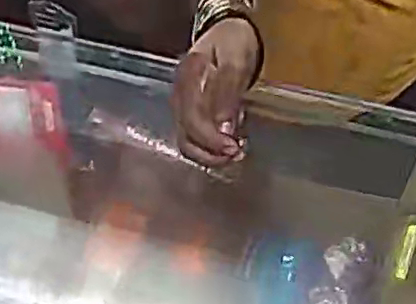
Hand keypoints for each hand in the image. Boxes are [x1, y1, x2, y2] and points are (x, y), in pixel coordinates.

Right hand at [172, 18, 258, 165]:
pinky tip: (228, 147)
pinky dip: (211, 151)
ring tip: (234, 153)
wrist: (228, 35)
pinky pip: (196, 143)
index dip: (211, 140)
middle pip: (187, 140)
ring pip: (190, 146)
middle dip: (212, 154)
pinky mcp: (190, 119)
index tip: (233, 148)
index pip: (192, 121)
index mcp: (187, 80)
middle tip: (236, 155)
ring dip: (211, 156)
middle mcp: (179, 99)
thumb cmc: (232, 44)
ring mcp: (182, 111)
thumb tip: (223, 129)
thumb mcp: (234, 61)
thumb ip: (227, 94)